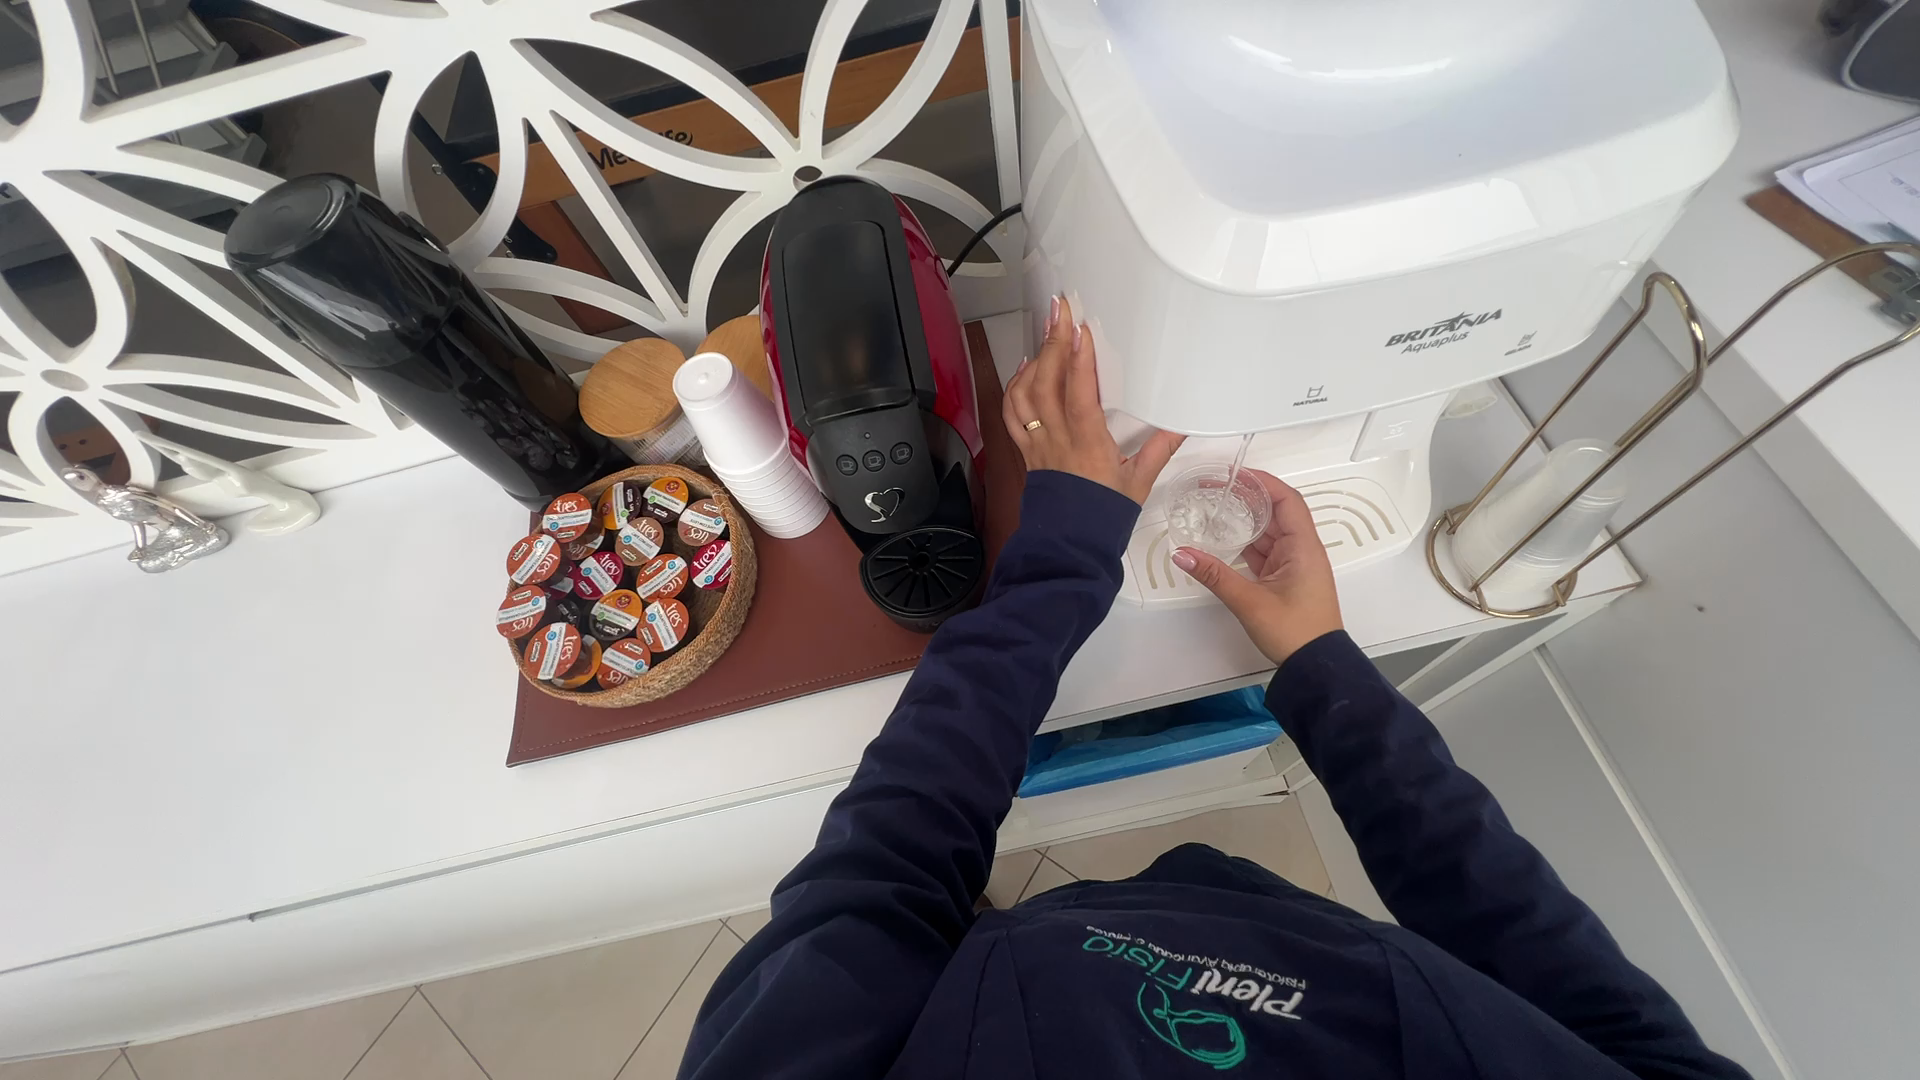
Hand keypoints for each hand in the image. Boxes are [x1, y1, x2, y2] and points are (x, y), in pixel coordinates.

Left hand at [1004, 295, 1183, 503]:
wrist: (1068, 544)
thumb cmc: (1101, 515)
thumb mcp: (1138, 482)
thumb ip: (1159, 449)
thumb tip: (1183, 425)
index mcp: (1087, 445)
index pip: (1079, 395)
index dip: (1079, 360)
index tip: (1082, 330)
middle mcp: (1057, 439)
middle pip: (1046, 384)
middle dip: (1052, 343)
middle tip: (1059, 311)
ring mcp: (1037, 443)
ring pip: (1025, 394)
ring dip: (1033, 359)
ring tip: (1046, 332)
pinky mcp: (1026, 451)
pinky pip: (1012, 415)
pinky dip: (1014, 388)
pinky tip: (1024, 370)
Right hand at [1173, 470, 1342, 664]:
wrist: (1315, 665)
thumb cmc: (1296, 632)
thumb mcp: (1250, 601)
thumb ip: (1214, 574)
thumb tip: (1184, 554)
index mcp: (1303, 548)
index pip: (1286, 500)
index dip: (1262, 481)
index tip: (1236, 473)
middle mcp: (1302, 551)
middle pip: (1276, 511)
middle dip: (1248, 496)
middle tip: (1218, 487)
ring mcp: (1294, 565)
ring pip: (1269, 532)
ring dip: (1245, 519)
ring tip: (1217, 507)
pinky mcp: (1285, 579)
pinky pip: (1264, 551)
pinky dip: (1246, 542)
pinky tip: (1225, 540)